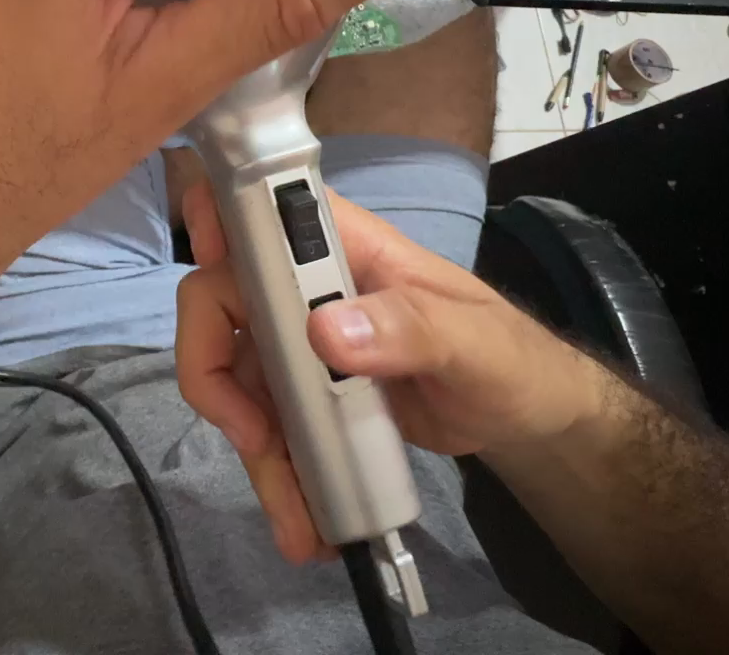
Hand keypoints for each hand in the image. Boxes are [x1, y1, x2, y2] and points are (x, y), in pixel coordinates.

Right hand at [175, 185, 606, 561]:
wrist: (518, 416)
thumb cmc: (504, 356)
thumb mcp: (473, 342)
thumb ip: (411, 328)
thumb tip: (323, 331)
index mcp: (338, 244)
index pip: (256, 205)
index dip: (214, 217)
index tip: (210, 264)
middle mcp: (299, 282)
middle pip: (215, 299)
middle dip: (214, 369)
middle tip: (251, 435)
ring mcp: (292, 333)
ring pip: (231, 374)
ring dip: (249, 447)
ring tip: (296, 521)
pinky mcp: (296, 384)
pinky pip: (259, 418)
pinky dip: (271, 470)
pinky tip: (303, 520)